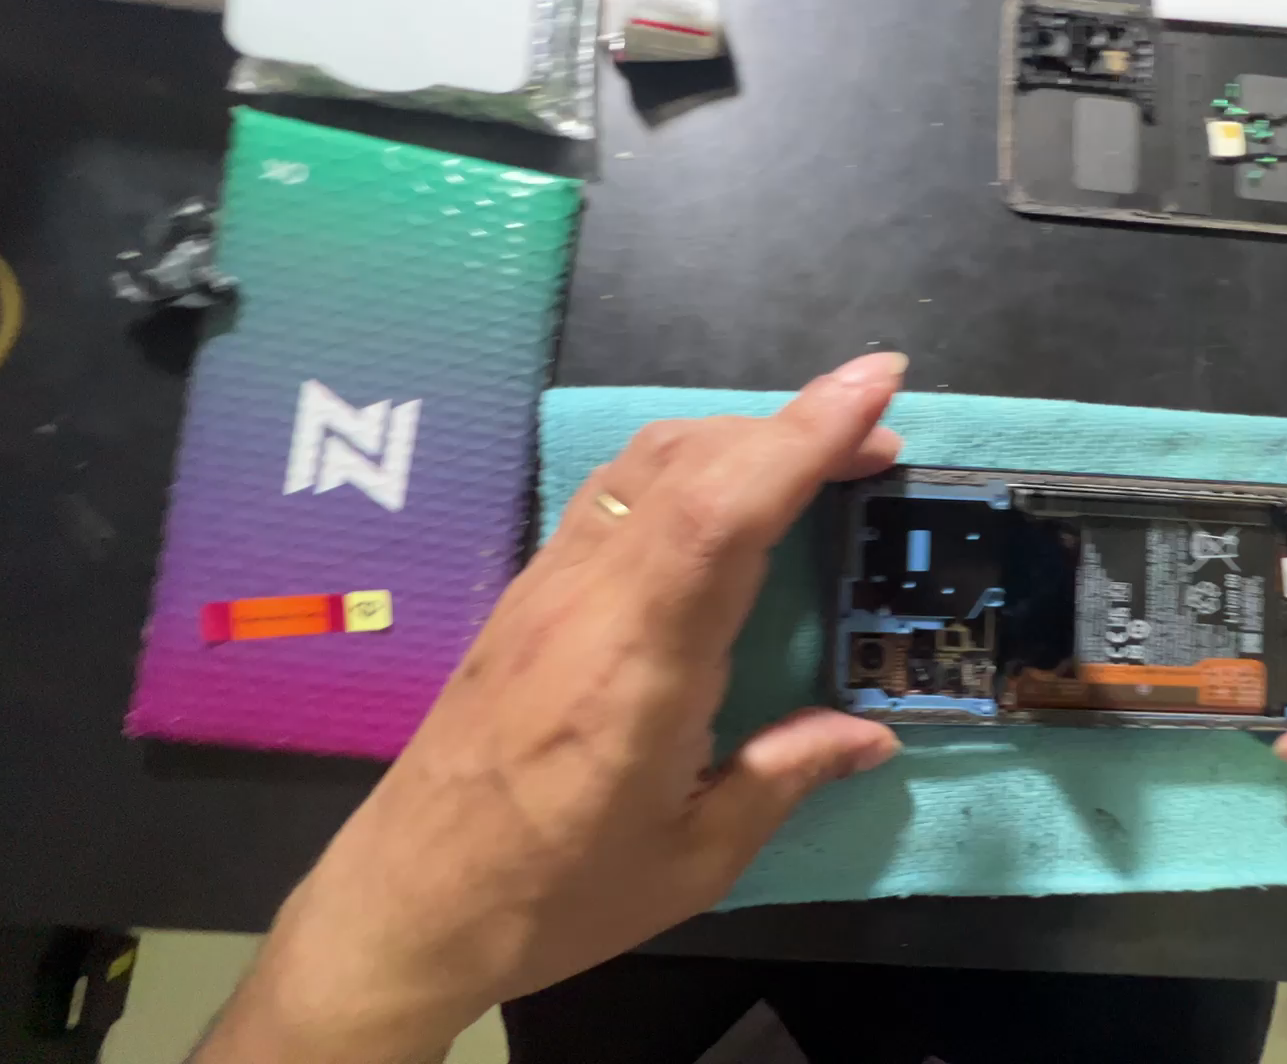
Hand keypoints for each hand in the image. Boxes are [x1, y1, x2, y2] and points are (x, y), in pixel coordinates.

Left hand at [196, 354, 910, 1063]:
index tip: (877, 383)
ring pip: (653, 460)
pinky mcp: (536, 583)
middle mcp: (593, 595)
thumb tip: (873, 737)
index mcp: (642, 663)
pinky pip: (620, 485)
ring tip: (817, 451)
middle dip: (799, 427)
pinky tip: (727, 481)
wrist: (407, 903)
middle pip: (697, 464)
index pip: (725, 511)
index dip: (805, 435)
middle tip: (879, 438)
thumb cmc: (557, 891)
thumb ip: (789, 776)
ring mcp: (554, 579)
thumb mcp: (696, 857)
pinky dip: (692, 457)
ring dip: (745, 434)